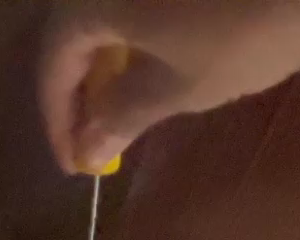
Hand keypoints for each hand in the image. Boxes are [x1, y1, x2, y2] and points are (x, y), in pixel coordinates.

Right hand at [39, 0, 299, 173]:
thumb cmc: (245, 28)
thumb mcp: (178, 86)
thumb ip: (121, 116)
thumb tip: (87, 146)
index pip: (54, 63)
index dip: (60, 121)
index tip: (75, 164)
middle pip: (76, 29)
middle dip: (83, 89)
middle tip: (99, 136)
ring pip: (109, 9)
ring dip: (111, 59)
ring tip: (128, 101)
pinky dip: (140, 29)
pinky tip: (161, 51)